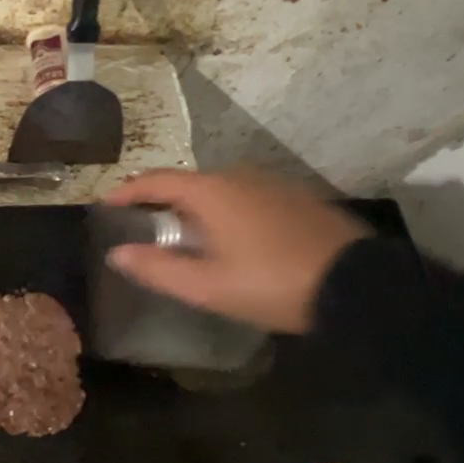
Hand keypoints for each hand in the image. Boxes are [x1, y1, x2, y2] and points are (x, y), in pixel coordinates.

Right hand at [104, 167, 370, 333]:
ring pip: (219, 188)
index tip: (105, 205)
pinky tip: (231, 238)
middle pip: (187, 181)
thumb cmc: (273, 284)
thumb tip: (117, 254)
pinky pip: (246, 196)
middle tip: (142, 224)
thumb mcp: (208, 286)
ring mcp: (272, 183)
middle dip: (160, 199)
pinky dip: (225, 210)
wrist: (359, 286)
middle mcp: (239, 176)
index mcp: (212, 191)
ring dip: (194, 205)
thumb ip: (158, 269)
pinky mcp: (297, 197)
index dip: (126, 192)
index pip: (155, 180)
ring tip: (183, 234)